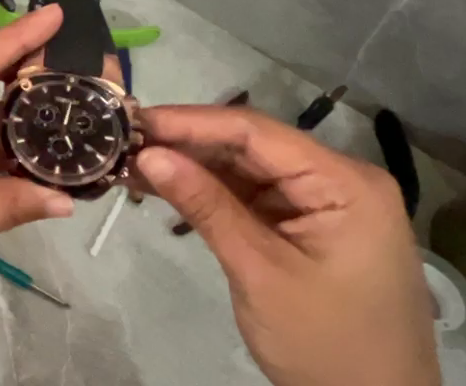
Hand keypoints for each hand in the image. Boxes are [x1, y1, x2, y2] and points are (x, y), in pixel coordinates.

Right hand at [133, 106, 440, 385]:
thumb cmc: (329, 345)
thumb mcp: (260, 273)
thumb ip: (205, 205)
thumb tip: (146, 154)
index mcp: (344, 182)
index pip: (254, 132)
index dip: (189, 121)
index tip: (133, 121)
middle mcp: (336, 180)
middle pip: (247, 145)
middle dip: (184, 144)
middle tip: (121, 143)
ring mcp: (320, 203)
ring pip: (242, 167)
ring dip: (188, 166)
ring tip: (129, 164)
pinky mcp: (303, 225)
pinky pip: (248, 193)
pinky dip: (206, 191)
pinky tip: (161, 186)